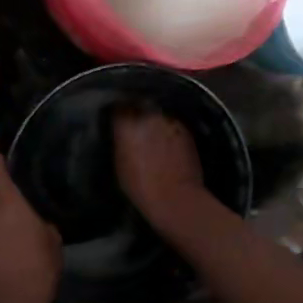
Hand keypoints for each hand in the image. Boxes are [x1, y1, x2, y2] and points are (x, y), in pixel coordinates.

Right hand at [113, 108, 206, 223]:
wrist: (174, 198)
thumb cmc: (139, 185)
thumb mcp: (119, 162)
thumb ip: (120, 139)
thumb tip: (121, 130)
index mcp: (127, 123)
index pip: (118, 105)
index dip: (117, 111)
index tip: (116, 117)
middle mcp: (149, 116)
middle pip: (139, 106)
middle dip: (136, 113)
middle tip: (133, 126)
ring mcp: (170, 120)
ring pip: (157, 114)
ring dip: (153, 121)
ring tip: (151, 135)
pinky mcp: (186, 129)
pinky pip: (172, 124)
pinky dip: (167, 130)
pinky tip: (166, 143)